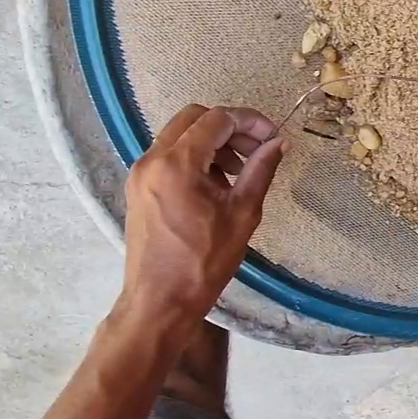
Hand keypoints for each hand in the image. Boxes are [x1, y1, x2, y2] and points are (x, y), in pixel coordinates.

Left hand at [112, 105, 286, 332]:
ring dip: (214, 141)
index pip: (217, 119)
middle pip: (195, 117)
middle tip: (258, 149)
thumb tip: (279, 142)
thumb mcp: (242, 214)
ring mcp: (141, 173)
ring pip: (180, 134)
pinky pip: (169, 155)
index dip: (250, 121)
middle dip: (230, 126)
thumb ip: (261, 170)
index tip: (273, 137)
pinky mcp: (139, 187)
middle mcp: (152, 160)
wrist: (160, 301)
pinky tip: (217, 183)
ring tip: (241, 169)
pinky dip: (196, 156)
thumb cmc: (204, 262)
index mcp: (177, 164)